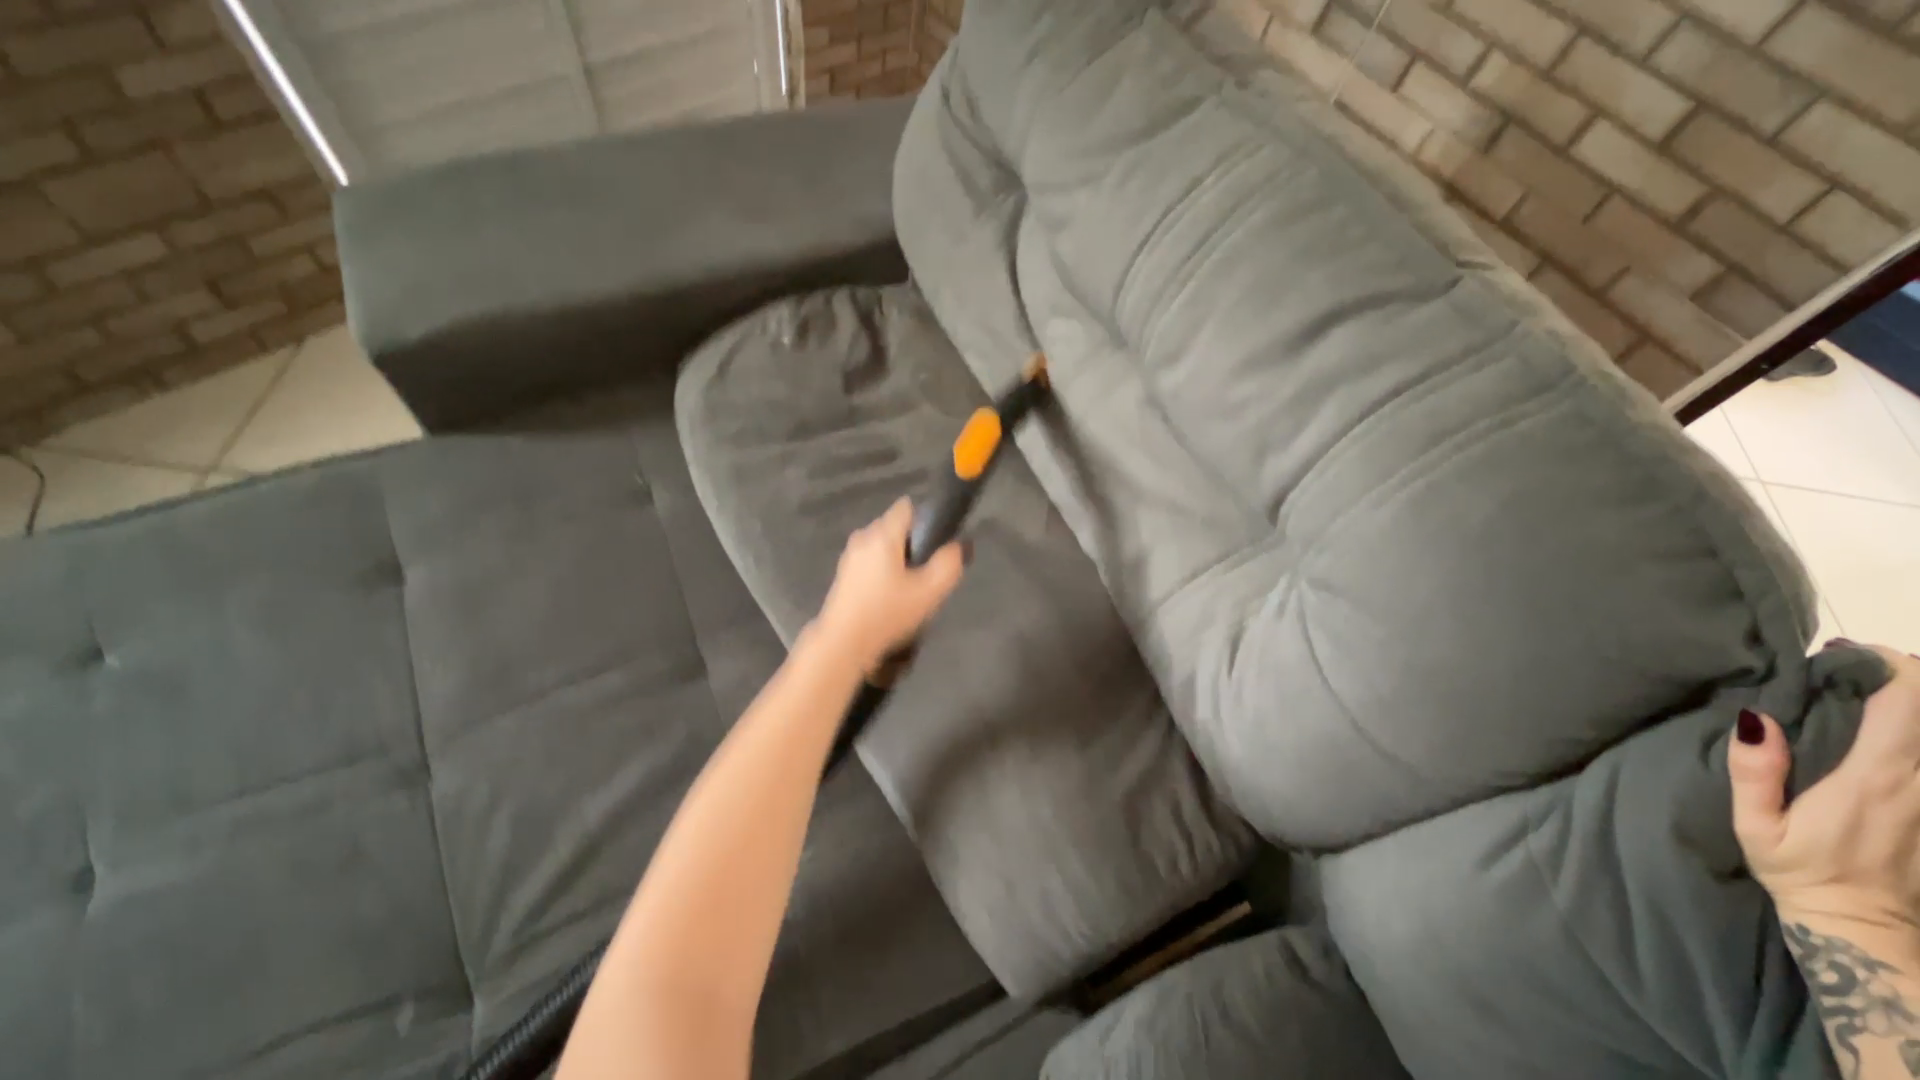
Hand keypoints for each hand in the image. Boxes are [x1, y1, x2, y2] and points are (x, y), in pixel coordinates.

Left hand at [813, 499, 966, 667]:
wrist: (843, 644)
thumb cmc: (887, 614)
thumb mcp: (930, 592)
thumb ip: (949, 563)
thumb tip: (959, 545)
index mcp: (882, 534)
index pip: (908, 507)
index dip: (927, 521)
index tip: (935, 546)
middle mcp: (863, 537)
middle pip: (896, 527)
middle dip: (913, 544)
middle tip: (925, 574)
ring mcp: (850, 556)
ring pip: (883, 546)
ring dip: (898, 561)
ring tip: (908, 590)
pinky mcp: (843, 574)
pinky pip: (871, 561)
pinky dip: (883, 572)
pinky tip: (889, 599)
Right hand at [1730, 644, 1919, 934]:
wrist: (1864, 930)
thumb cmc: (1801, 873)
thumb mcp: (1756, 828)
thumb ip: (1755, 772)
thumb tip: (1756, 717)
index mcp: (1876, 778)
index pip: (1906, 701)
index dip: (1886, 664)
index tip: (1842, 658)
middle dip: (1898, 677)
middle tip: (1847, 672)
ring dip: (1909, 704)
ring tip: (1866, 695)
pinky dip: (1914, 729)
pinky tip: (1885, 727)